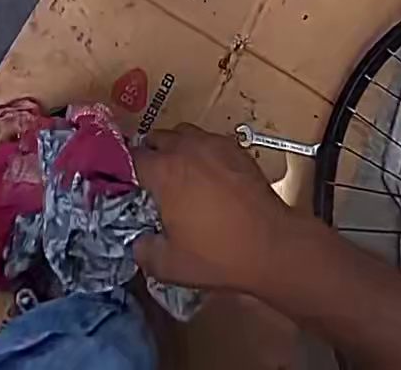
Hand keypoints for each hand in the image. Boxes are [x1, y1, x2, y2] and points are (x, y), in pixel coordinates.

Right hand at [132, 124, 319, 292]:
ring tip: (182, 171)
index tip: (129, 184)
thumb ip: (144, 252)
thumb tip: (136, 243)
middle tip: (155, 181)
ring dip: (175, 147)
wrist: (275, 247)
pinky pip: (207, 139)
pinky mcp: (233, 147)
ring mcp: (209, 143)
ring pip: (180, 133)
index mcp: (162, 171)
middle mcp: (182, 147)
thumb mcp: (173, 266)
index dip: (126, 170)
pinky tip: (211, 173)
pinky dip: (202, 150)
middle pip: (154, 139)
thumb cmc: (220, 254)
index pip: (130, 158)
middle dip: (150, 155)